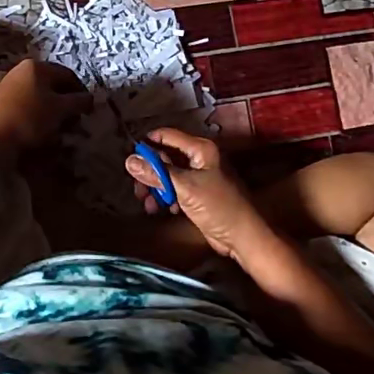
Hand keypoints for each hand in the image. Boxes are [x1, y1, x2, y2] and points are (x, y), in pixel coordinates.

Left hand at [0, 59, 90, 151]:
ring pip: (40, 102)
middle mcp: (22, 73)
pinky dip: (37, 122)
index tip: (89, 112)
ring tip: (58, 135)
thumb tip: (91, 98)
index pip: (68, 75)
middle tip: (74, 125)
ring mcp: (9, 89)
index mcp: (37, 67)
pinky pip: (27, 111)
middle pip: (52, 88)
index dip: (81, 93)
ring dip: (52, 117)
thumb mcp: (59, 109)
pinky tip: (39, 137)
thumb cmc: (28, 116)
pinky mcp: (1, 107)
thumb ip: (78, 102)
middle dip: (66, 107)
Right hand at [125, 128, 271, 260]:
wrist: (243, 238)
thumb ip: (157, 173)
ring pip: (167, 174)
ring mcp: (198, 176)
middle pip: (165, 156)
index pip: (167, 136)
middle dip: (149, 172)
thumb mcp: (184, 187)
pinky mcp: (197, 194)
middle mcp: (199, 158)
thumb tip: (130, 160)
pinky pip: (174, 189)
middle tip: (137, 188)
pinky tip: (160, 209)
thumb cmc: (219, 207)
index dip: (148, 144)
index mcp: (200, 149)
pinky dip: (165, 197)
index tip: (131, 158)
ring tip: (147, 203)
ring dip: (155, 187)